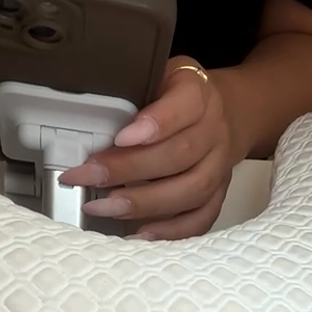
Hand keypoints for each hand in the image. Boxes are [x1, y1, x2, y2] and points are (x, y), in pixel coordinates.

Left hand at [58, 56, 244, 239]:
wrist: (224, 116)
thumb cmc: (176, 97)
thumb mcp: (157, 77)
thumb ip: (132, 97)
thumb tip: (87, 126)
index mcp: (199, 95)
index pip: (182, 108)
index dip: (154, 124)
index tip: (120, 138)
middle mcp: (214, 133)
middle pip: (179, 156)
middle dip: (129, 170)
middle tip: (90, 177)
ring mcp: (219, 168)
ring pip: (190, 191)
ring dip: (145, 204)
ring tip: (106, 207)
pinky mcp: (218, 196)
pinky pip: (200, 219)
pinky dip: (171, 231)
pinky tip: (141, 233)